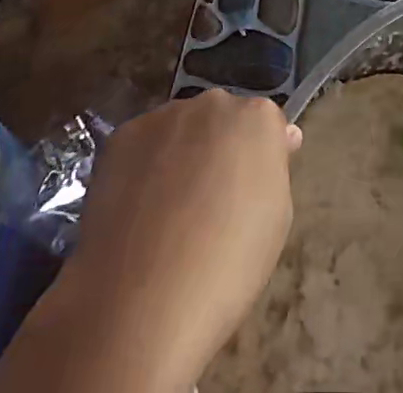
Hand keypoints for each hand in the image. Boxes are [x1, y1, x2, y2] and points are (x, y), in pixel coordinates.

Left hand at [0, 90, 300, 391]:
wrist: (144, 299)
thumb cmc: (230, 263)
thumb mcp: (277, 216)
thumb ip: (274, 167)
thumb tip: (282, 138)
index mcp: (258, 117)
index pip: (266, 124)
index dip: (258, 157)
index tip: (251, 191)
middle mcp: (211, 103)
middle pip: (221, 119)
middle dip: (219, 148)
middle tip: (210, 201)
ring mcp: (162, 117)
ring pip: (179, 130)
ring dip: (180, 155)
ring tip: (168, 212)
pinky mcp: (120, 137)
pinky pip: (143, 146)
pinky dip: (144, 168)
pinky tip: (138, 211)